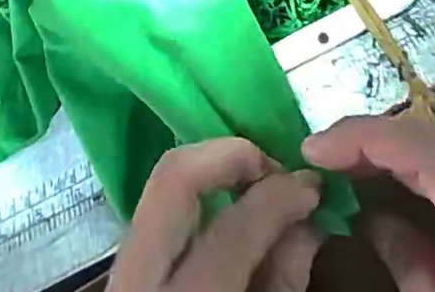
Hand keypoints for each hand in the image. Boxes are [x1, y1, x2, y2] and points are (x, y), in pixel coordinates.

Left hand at [109, 138, 324, 291]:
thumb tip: (303, 227)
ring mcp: (120, 282)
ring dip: (214, 174)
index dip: (281, 197)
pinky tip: (231, 220)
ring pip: (160, 189)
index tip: (314, 188)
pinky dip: (199, 205)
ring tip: (257, 187)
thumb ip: (280, 285)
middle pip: (173, 179)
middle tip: (275, 167)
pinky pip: (160, 220)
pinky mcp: (120, 282)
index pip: (233, 230)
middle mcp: (135, 287)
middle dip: (230, 155)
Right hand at [303, 116, 434, 291]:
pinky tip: (393, 207)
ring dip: (392, 164)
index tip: (312, 149)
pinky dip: (419, 186)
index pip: (426, 149)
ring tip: (342, 181)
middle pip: (433, 146)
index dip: (363, 138)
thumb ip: (420, 277)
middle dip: (371, 146)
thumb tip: (371, 221)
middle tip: (319, 165)